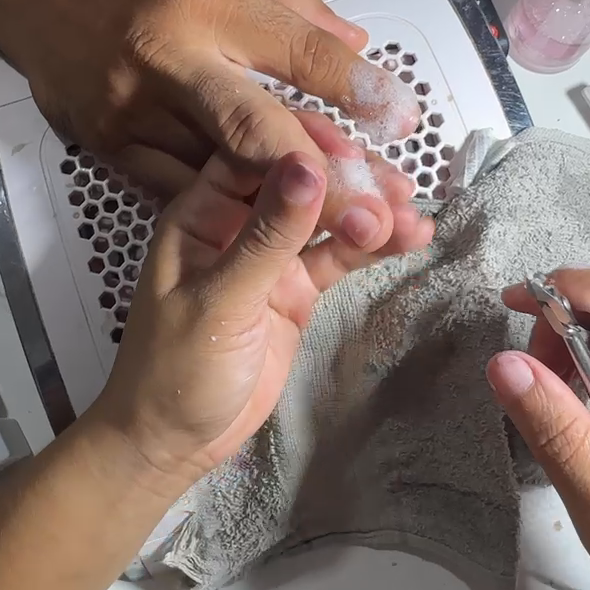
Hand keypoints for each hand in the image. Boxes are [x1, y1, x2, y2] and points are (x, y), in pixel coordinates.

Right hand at [0, 0, 423, 251]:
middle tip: (381, 210)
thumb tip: (353, 44)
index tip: (402, 117)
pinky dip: (226, 207)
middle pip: (256, 130)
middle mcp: (166, 59)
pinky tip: (268, 225)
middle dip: (323, 176)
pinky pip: (178, 187)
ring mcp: (132, 112)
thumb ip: (288, 2)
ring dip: (282, 204)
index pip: (296, 50)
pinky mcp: (110, 148)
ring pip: (218, 172)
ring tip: (342, 228)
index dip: (356, 88)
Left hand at [85, 143, 431, 490]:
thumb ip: (267, 237)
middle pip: (297, 180)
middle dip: (347, 181)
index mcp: (200, 212)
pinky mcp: (294, 287)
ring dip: (369, 213)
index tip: (356, 160)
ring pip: (325, 217)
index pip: (254, 156)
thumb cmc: (175, 371)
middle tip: (397, 191)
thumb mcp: (220, 301)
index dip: (305, 148)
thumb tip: (307, 165)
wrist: (174, 440)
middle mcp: (236, 222)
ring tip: (415, 217)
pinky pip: (336, 257)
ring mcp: (269, 255)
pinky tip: (409, 239)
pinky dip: (370, 248)